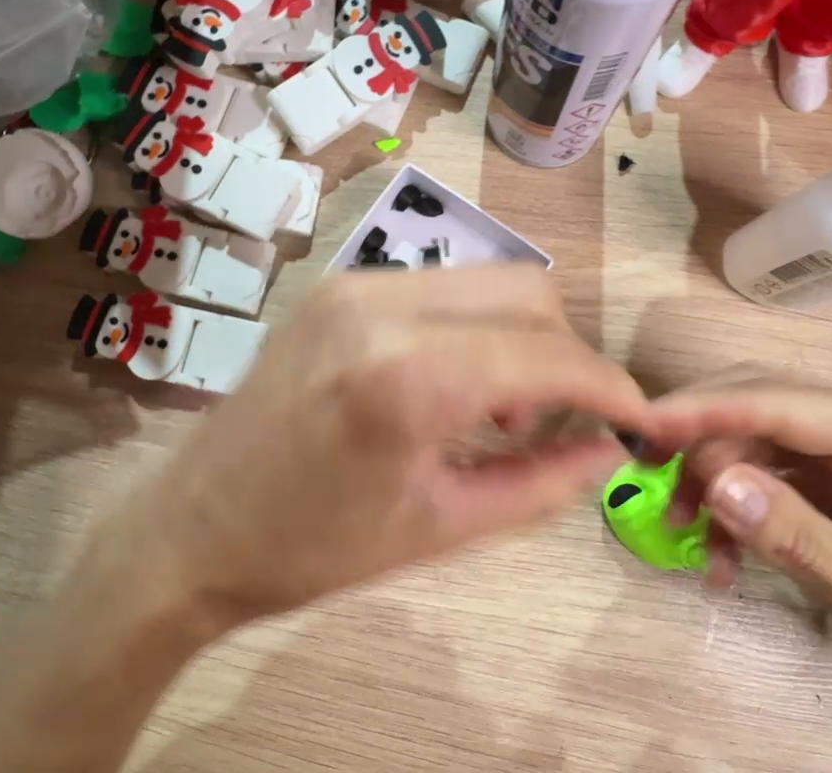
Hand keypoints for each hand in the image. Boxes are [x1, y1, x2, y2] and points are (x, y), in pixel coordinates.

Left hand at [144, 267, 646, 627]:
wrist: (192, 529)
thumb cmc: (312, 550)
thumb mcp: (440, 529)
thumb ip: (541, 485)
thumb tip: (610, 451)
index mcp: (409, 378)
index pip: (549, 354)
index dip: (609, 387)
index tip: (639, 421)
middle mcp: (383, 308)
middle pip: (528, 293)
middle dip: (568, 354)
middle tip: (563, 422)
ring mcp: (354, 287)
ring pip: (487, 281)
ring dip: (522, 336)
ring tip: (503, 411)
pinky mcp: (336, 288)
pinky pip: (440, 289)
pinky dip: (474, 326)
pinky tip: (456, 383)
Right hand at [627, 380, 831, 763]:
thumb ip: (800, 539)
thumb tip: (714, 482)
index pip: (782, 401)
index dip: (706, 409)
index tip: (640, 426)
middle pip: (762, 404)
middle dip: (701, 439)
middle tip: (648, 478)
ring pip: (758, 437)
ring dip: (713, 478)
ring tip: (685, 534)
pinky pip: (770, 475)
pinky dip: (737, 507)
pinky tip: (723, 556)